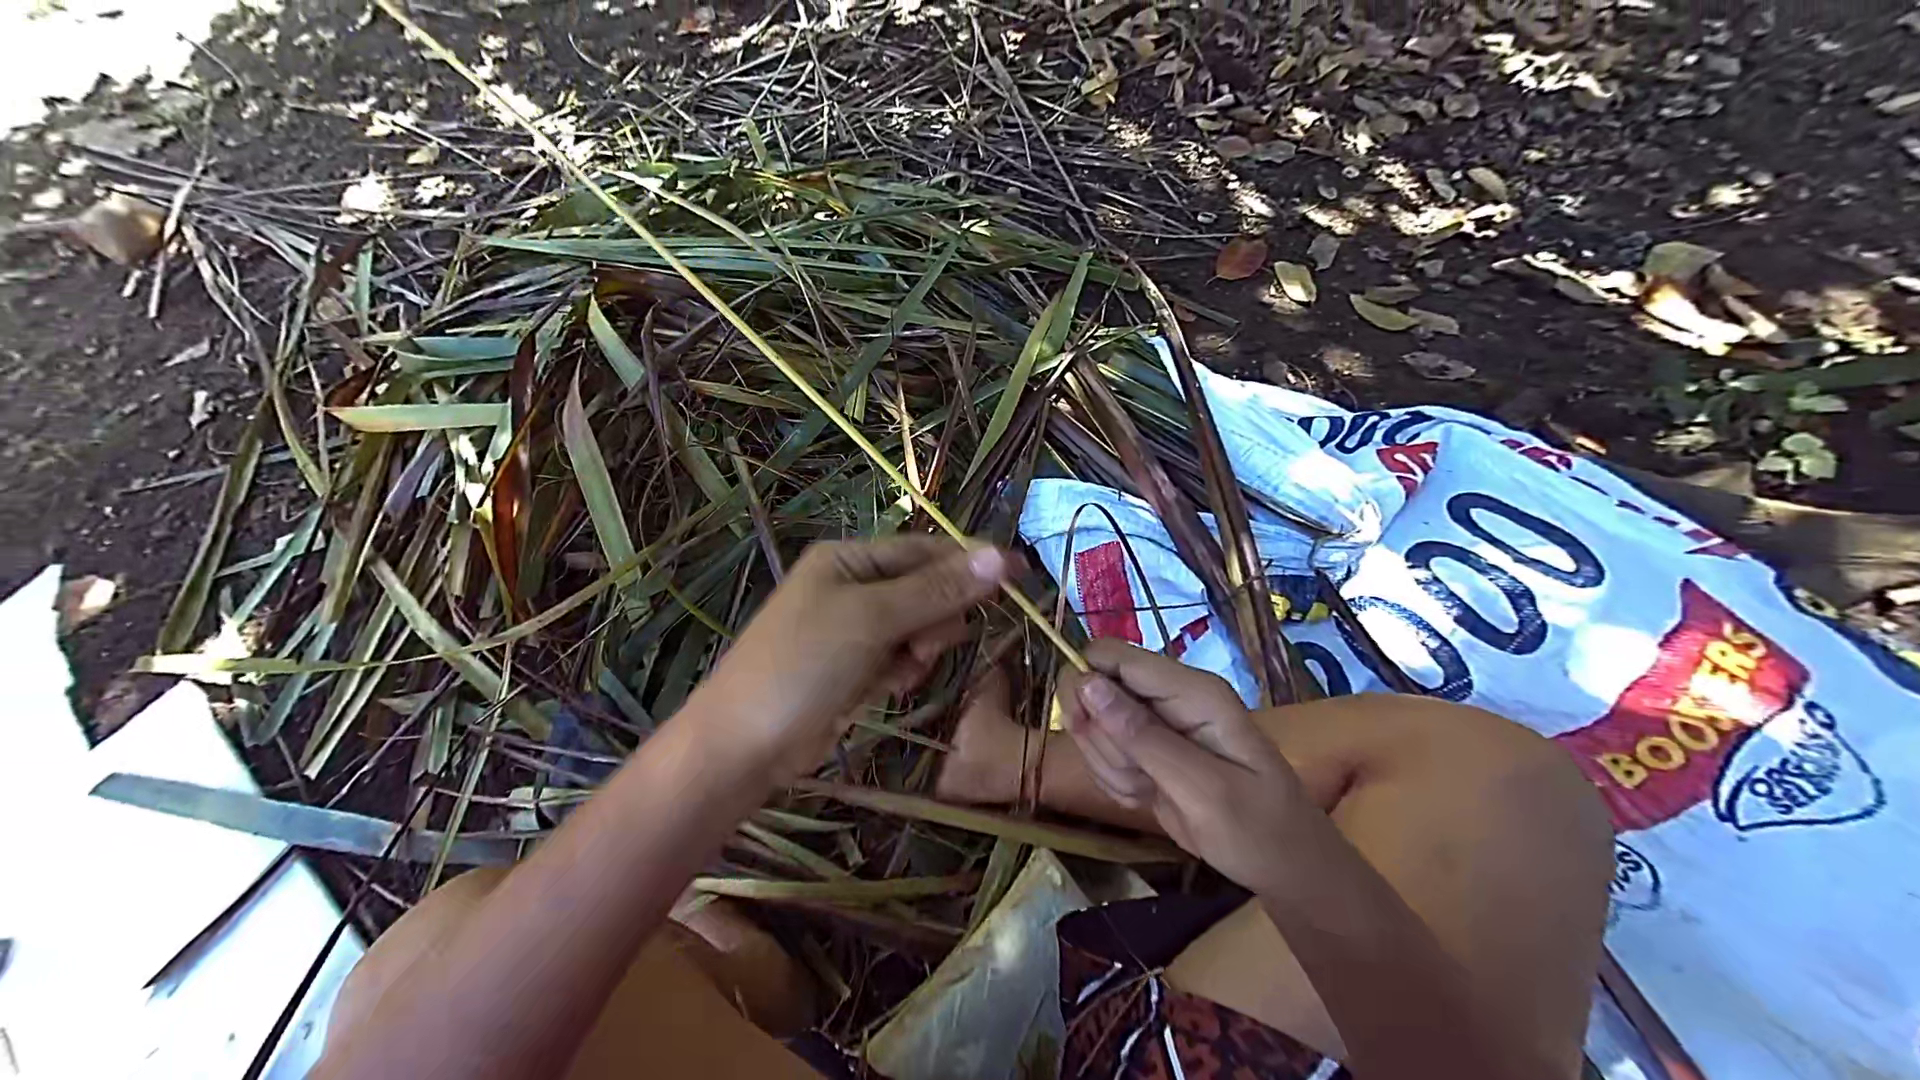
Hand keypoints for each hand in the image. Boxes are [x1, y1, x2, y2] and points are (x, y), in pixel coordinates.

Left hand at [689, 536, 1014, 783]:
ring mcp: (855, 629)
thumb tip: (998, 557)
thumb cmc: (803, 665)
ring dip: (919, 650)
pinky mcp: (857, 667)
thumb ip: (936, 590)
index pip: (926, 550)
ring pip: (920, 628)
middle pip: (928, 590)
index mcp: (850, 558)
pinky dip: (902, 672)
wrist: (745, 745)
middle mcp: (854, 586)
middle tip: (921, 645)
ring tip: (896, 670)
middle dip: (934, 618)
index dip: (972, 563)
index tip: (1021, 575)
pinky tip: (882, 688)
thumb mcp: (871, 619)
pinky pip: (903, 658)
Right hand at [1056, 639, 1314, 892]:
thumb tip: (1085, 682)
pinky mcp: (1146, 749)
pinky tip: (1146, 798)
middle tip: (1136, 776)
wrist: (1285, 869)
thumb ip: (1141, 735)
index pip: (1111, 654)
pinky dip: (1114, 780)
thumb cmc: (1258, 829)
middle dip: (1101, 737)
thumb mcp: (1201, 788)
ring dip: (1109, 764)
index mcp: (1192, 689)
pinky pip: (1103, 752)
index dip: (1085, 684)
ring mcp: (1157, 722)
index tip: (1083, 728)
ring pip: (1093, 723)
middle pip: (1094, 688)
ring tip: (1149, 791)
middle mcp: (1170, 695)